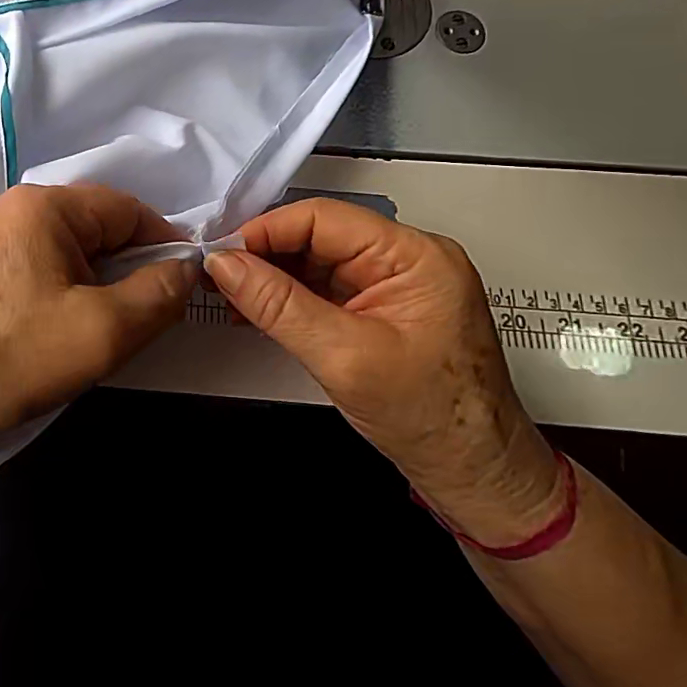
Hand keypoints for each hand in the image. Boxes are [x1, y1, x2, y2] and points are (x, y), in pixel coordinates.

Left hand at [0, 184, 197, 514]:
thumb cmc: (21, 356)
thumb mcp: (109, 327)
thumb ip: (162, 290)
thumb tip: (187, 268)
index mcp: (43, 206)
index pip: (126, 208)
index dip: (164, 244)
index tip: (184, 285)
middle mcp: (14, 211)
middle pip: (97, 227)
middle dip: (130, 267)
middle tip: (147, 315)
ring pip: (72, 251)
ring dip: (101, 284)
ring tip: (108, 328)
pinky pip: (44, 268)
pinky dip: (70, 292)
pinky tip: (71, 329)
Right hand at [202, 199, 564, 544]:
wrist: (469, 468)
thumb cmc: (433, 417)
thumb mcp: (342, 355)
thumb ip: (277, 304)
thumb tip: (224, 265)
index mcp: (414, 257)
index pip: (321, 219)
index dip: (264, 232)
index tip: (220, 256)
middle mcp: (402, 261)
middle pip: (312, 236)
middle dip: (260, 255)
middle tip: (216, 278)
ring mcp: (386, 284)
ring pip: (309, 261)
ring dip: (266, 278)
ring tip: (230, 299)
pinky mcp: (371, 307)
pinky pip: (315, 286)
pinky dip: (280, 297)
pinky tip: (253, 311)